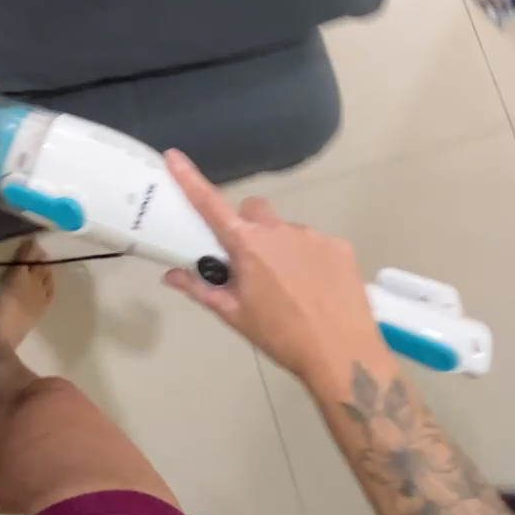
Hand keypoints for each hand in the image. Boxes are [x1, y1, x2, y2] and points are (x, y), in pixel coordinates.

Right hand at [159, 150, 390, 388]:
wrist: (345, 358)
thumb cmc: (281, 337)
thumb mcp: (234, 315)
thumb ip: (200, 289)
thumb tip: (170, 275)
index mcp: (247, 245)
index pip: (210, 204)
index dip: (190, 178)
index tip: (174, 156)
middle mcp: (278, 230)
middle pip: (252, 211)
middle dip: (246, 226)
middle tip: (250, 261)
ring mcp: (312, 235)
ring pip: (285, 229)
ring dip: (280, 246)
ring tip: (290, 285)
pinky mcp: (340, 246)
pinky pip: (315, 242)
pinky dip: (310, 258)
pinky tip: (317, 287)